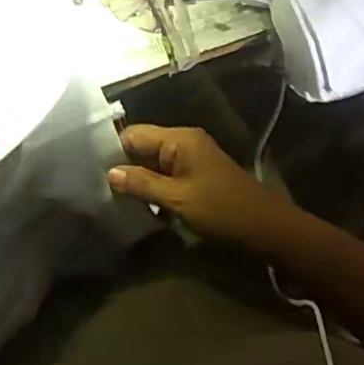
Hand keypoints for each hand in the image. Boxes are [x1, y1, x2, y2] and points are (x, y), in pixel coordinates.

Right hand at [108, 124, 300, 249]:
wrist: (269, 230)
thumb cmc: (223, 211)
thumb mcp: (179, 200)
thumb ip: (142, 184)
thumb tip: (109, 172)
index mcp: (179, 138)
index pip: (134, 133)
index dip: (114, 150)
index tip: (94, 169)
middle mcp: (184, 141)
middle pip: (143, 146)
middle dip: (125, 165)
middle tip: (102, 187)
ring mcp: (192, 157)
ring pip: (154, 162)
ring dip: (140, 178)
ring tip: (117, 196)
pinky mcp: (197, 175)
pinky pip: (167, 173)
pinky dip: (155, 186)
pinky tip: (142, 202)